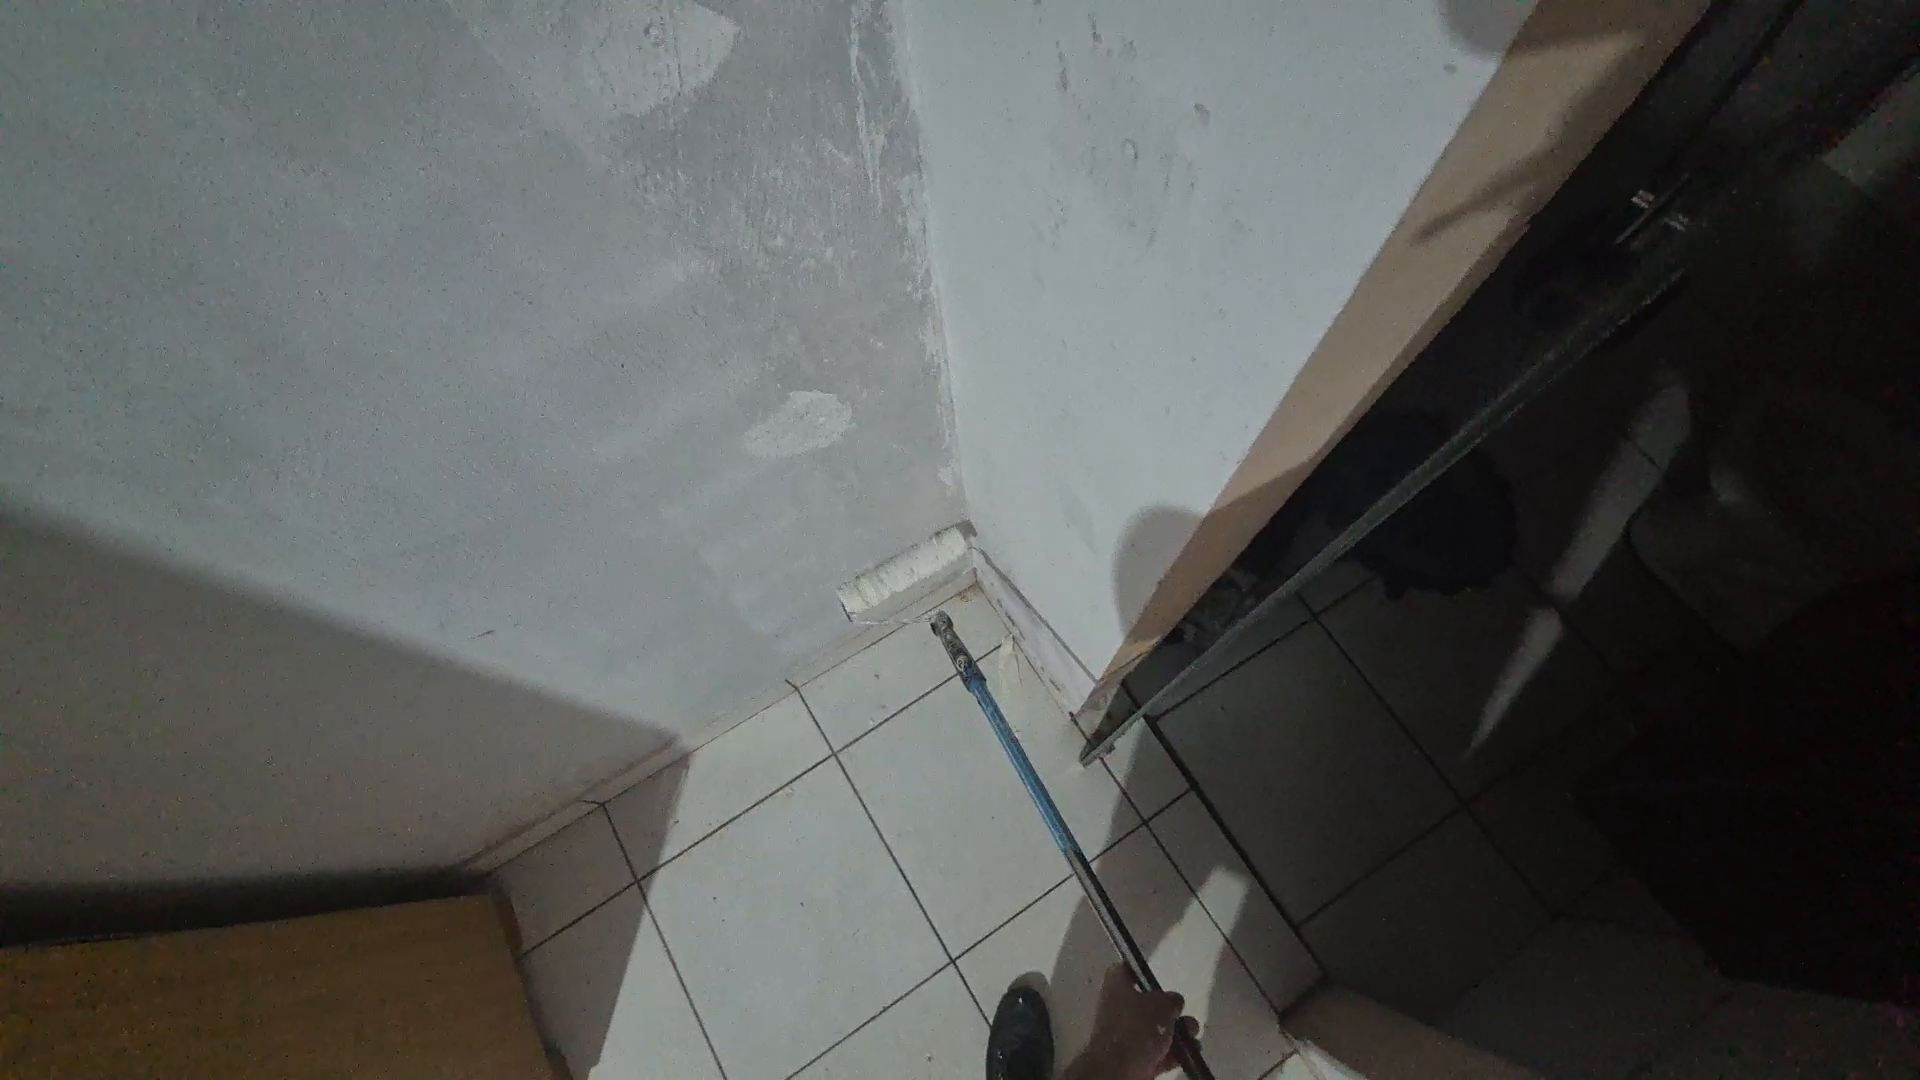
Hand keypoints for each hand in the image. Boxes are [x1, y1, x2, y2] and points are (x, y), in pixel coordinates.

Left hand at [1066, 965, 1200, 1078]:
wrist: (1118, 1070)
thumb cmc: (1137, 1028)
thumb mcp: (1161, 1005)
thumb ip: (1170, 1000)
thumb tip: (1174, 1000)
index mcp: (1116, 984)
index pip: (1128, 969)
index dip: (1142, 970)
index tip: (1159, 977)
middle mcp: (1117, 1006)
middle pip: (1147, 1002)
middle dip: (1171, 1011)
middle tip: (1186, 1016)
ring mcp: (1125, 1034)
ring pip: (1154, 1029)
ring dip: (1176, 1033)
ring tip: (1193, 1036)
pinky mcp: (1133, 1057)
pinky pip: (1156, 1051)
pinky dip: (1172, 1053)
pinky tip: (1190, 1054)